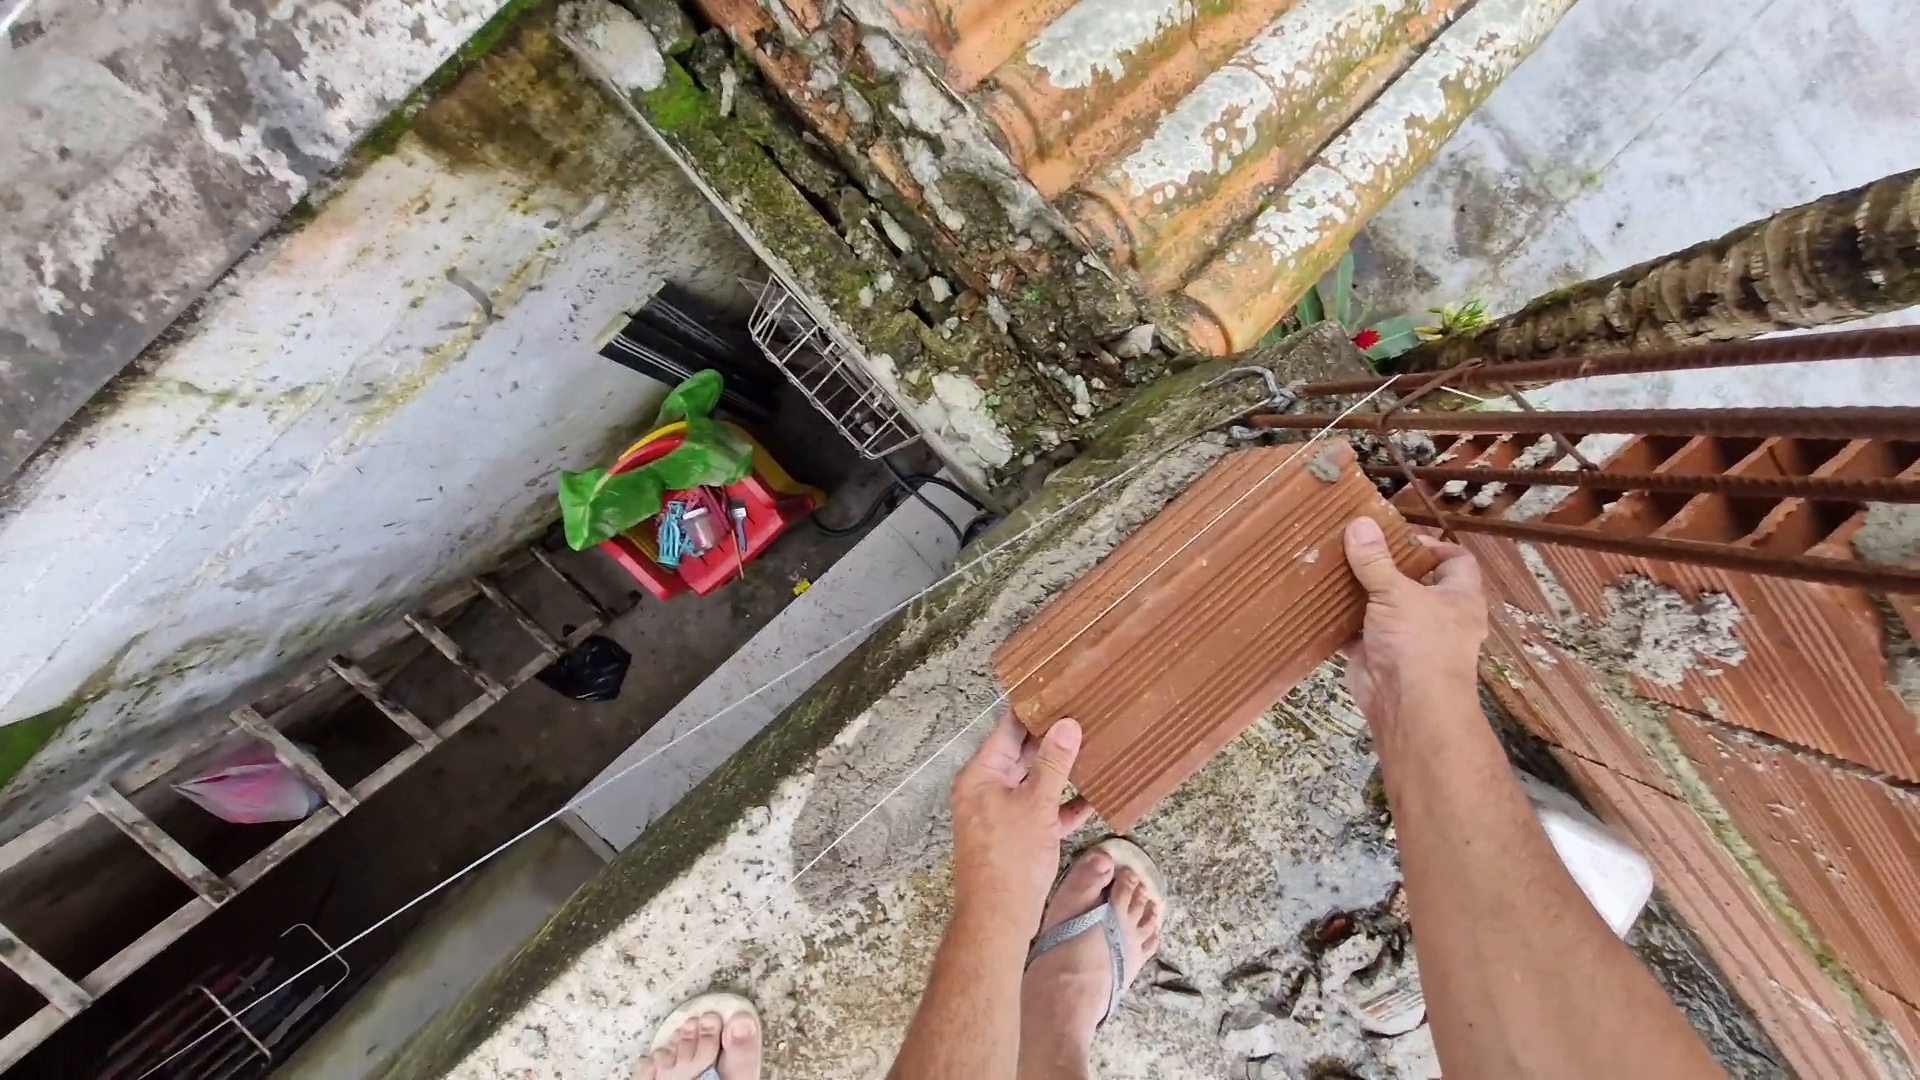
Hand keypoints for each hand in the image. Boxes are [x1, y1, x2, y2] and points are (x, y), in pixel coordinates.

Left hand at [949, 711, 1093, 928]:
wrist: (998, 920)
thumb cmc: (1011, 860)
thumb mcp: (1036, 805)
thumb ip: (1053, 764)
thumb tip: (1066, 725)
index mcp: (982, 773)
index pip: (1008, 729)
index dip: (1033, 710)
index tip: (1057, 691)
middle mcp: (986, 788)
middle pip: (1021, 753)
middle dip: (1052, 740)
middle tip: (1083, 718)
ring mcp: (1000, 812)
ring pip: (1033, 782)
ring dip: (1060, 772)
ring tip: (1092, 751)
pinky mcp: (1014, 834)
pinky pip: (1039, 811)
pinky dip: (1061, 805)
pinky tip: (1091, 799)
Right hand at [1341, 517, 1486, 721]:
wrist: (1407, 703)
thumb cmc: (1419, 642)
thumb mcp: (1396, 593)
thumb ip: (1375, 561)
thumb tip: (1359, 522)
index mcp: (1458, 598)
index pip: (1456, 561)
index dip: (1432, 546)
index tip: (1397, 538)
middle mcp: (1435, 616)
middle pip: (1412, 582)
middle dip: (1384, 567)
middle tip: (1354, 549)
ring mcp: (1406, 636)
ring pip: (1381, 606)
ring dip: (1358, 591)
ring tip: (1331, 567)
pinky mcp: (1377, 653)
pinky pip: (1356, 629)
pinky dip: (1339, 619)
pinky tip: (1318, 601)